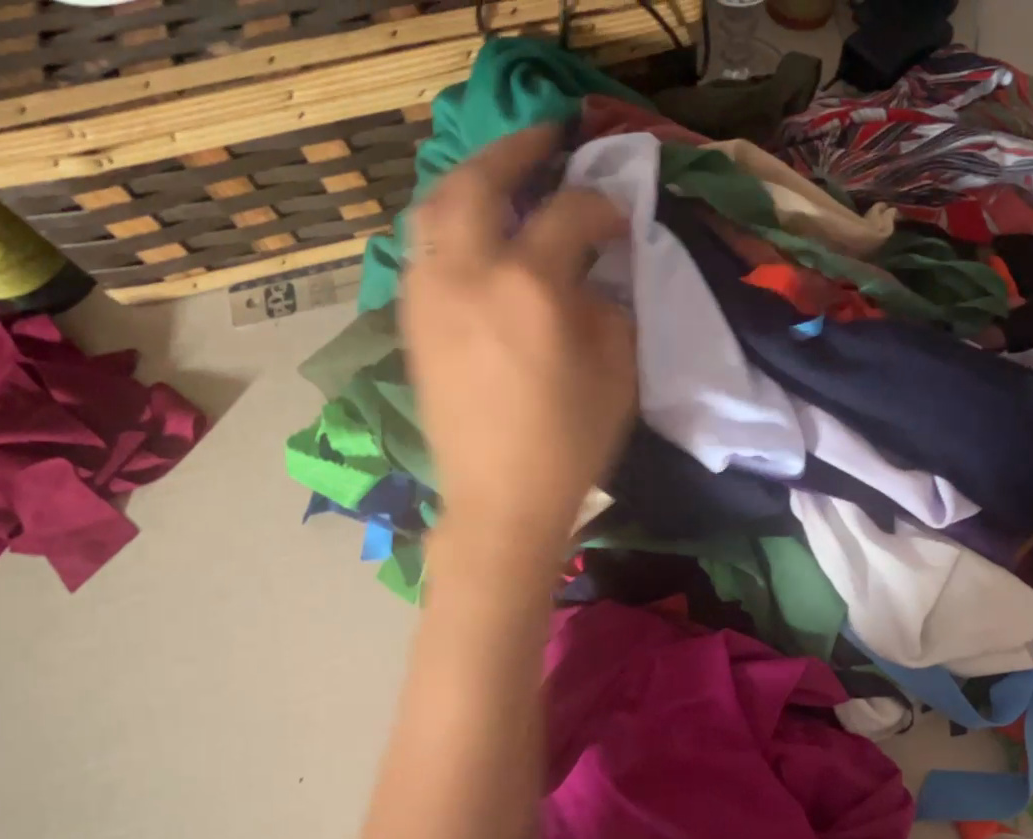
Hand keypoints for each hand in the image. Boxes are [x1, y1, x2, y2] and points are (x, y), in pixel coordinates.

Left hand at [400, 124, 636, 554]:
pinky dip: (448, 222)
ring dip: (470, 180)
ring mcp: (430, 294)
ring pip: (433, 206)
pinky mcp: (413, 319)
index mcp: (530, 286)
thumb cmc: (570, 444)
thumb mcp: (618, 372)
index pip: (569, 212)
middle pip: (478, 181)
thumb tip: (597, 273)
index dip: (601, 205)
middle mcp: (468, 273)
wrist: (500, 501)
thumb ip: (610, 304)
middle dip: (514, 152)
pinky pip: (422, 247)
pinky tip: (474, 235)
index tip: (620, 218)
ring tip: (501, 180)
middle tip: (546, 144)